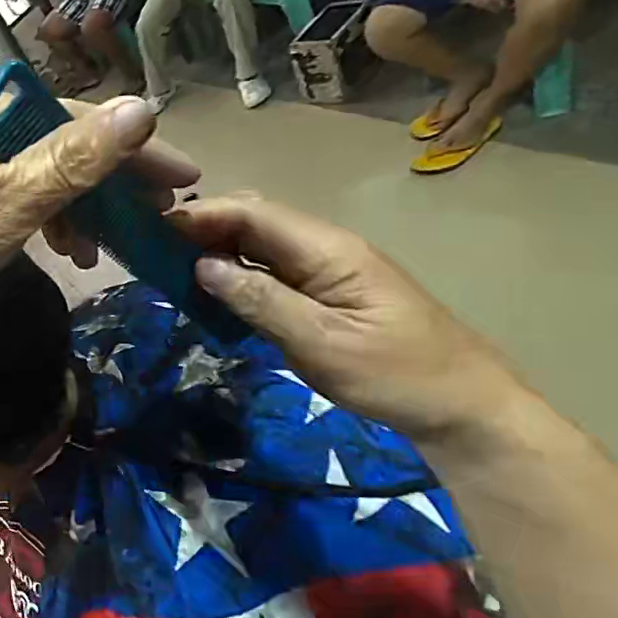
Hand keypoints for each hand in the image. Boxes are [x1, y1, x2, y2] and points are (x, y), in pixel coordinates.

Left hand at [0, 96, 197, 375]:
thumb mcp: (10, 205)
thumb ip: (75, 159)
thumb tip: (142, 107)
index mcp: (5, 114)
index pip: (92, 120)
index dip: (143, 149)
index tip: (186, 180)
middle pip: (75, 143)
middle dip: (120, 182)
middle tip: (157, 217)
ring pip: (52, 170)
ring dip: (88, 206)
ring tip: (109, 246)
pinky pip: (26, 189)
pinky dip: (53, 216)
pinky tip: (67, 247)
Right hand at [169, 195, 520, 439]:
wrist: (463, 405)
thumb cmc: (395, 374)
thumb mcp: (321, 343)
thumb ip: (260, 300)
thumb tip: (203, 265)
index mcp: (326, 249)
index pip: (253, 212)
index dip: (203, 214)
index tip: (154, 227)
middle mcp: (325, 247)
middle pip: (255, 221)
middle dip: (205, 227)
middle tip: (154, 248)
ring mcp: (329, 269)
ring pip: (263, 246)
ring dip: (219, 250)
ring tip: (172, 266)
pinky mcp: (330, 292)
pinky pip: (276, 272)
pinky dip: (241, 276)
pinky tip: (217, 292)